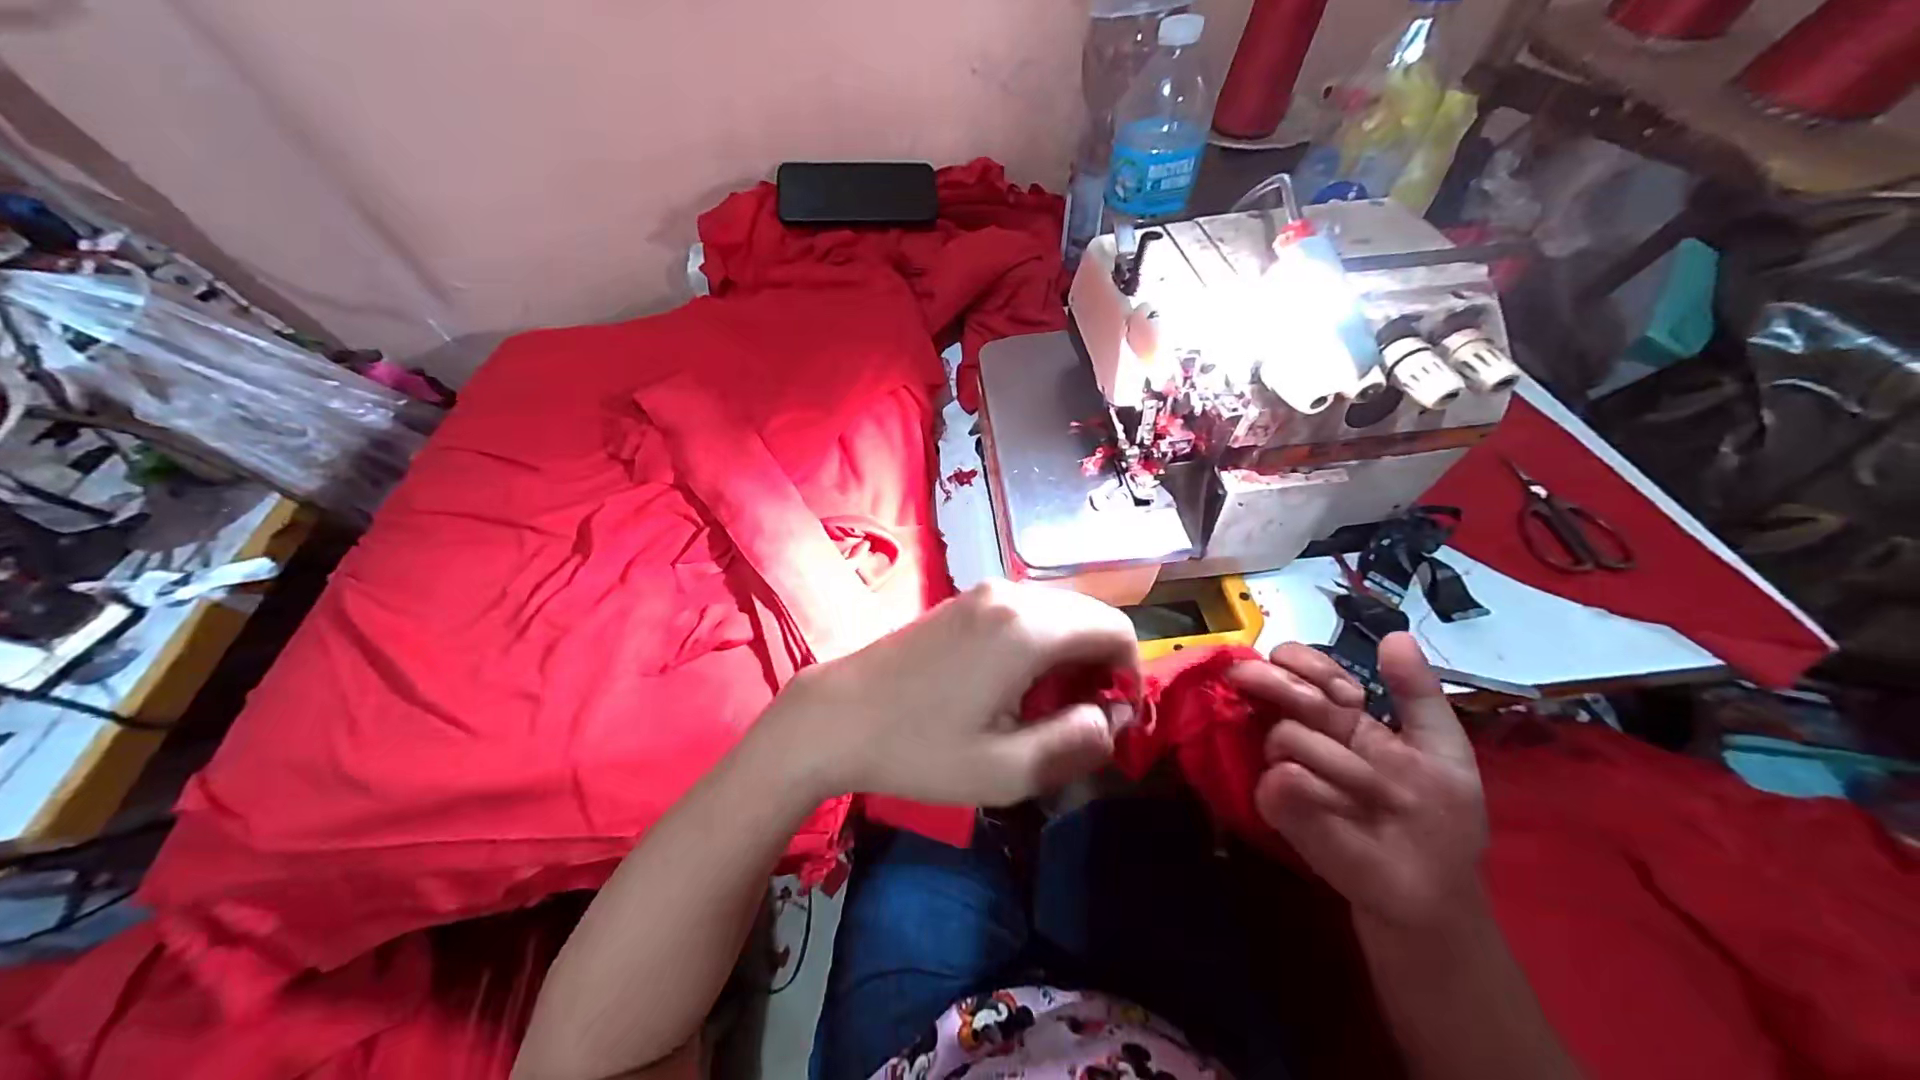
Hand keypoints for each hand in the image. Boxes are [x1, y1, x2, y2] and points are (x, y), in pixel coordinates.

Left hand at [766, 580, 1139, 807]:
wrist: (835, 716)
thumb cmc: (917, 749)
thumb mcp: (1004, 771)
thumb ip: (1074, 744)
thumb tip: (1110, 720)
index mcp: (1027, 628)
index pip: (1116, 629)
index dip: (1129, 676)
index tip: (1108, 722)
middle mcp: (1011, 594)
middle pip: (1090, 616)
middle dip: (1099, 667)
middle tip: (1074, 720)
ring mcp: (983, 592)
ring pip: (1059, 614)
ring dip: (1069, 657)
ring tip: (1039, 709)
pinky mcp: (963, 601)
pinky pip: (1026, 613)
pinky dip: (1039, 644)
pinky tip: (1009, 687)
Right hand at [1229, 633, 1487, 929]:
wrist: (1434, 890)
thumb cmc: (1441, 819)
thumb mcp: (1443, 747)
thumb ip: (1418, 692)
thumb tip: (1394, 634)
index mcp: (1338, 712)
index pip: (1298, 664)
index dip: (1310, 664)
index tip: (1346, 693)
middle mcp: (1301, 729)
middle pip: (1265, 682)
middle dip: (1282, 683)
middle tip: (1320, 706)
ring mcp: (1282, 765)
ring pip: (1281, 734)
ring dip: (1335, 761)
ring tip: (1369, 794)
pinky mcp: (1275, 803)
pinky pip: (1280, 780)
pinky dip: (1314, 790)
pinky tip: (1341, 809)